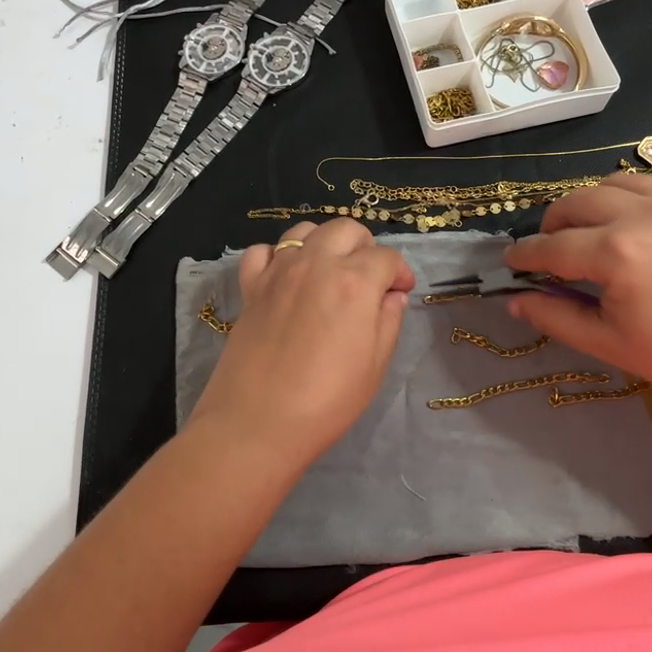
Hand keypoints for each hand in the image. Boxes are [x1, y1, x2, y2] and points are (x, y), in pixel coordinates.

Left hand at [185, 219, 414, 468]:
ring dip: (324, 243)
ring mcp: (278, 272)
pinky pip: (263, 251)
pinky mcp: (250, 287)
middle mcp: (316, 264)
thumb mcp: (375, 365)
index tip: (401, 292)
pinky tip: (286, 278)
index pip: (386, 257)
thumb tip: (392, 294)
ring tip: (330, 273)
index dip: (400, 273)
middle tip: (370, 279)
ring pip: (304, 230)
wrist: (258, 423)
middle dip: (365, 246)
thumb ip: (388, 320)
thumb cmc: (327, 401)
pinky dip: (277, 256)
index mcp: (354, 281)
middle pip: (346, 229)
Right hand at [502, 172, 651, 415]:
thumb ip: (555, 318)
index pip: (550, 247)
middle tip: (549, 252)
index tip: (510, 263)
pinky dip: (631, 190)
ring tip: (588, 230)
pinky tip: (631, 213)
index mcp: (615, 253)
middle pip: (573, 205)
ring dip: (588, 204)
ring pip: (610, 183)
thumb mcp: (610, 344)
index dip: (524, 256)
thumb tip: (514, 301)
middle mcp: (641, 214)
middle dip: (551, 227)